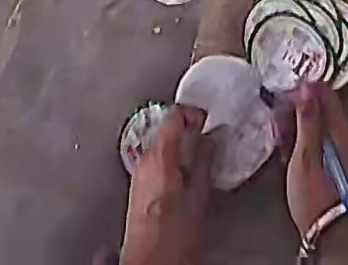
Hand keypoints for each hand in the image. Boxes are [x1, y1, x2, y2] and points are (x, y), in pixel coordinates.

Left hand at [120, 105, 213, 264]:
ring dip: (180, 145)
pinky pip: (156, 160)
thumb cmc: (174, 233)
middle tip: (207, 140)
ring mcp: (139, 173)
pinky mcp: (138, 188)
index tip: (208, 123)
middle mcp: (146, 159)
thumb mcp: (199, 194)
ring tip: (198, 160)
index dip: (195, 114)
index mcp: (161, 154)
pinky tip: (183, 177)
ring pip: (162, 143)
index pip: (176, 114)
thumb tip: (210, 138)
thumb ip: (205, 159)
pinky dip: (171, 159)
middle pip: (167, 127)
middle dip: (188, 130)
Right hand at [279, 81, 347, 236]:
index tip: (284, 92)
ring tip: (277, 135)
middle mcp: (341, 133)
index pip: (324, 92)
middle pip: (318, 106)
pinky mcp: (330, 161)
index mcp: (339, 127)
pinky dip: (299, 139)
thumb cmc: (316, 193)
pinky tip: (285, 149)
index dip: (303, 88)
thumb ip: (307, 118)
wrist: (329, 232)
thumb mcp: (306, 153)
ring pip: (314, 123)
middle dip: (294, 107)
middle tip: (275, 115)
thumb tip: (307, 86)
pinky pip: (314, 139)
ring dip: (293, 124)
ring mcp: (337, 147)